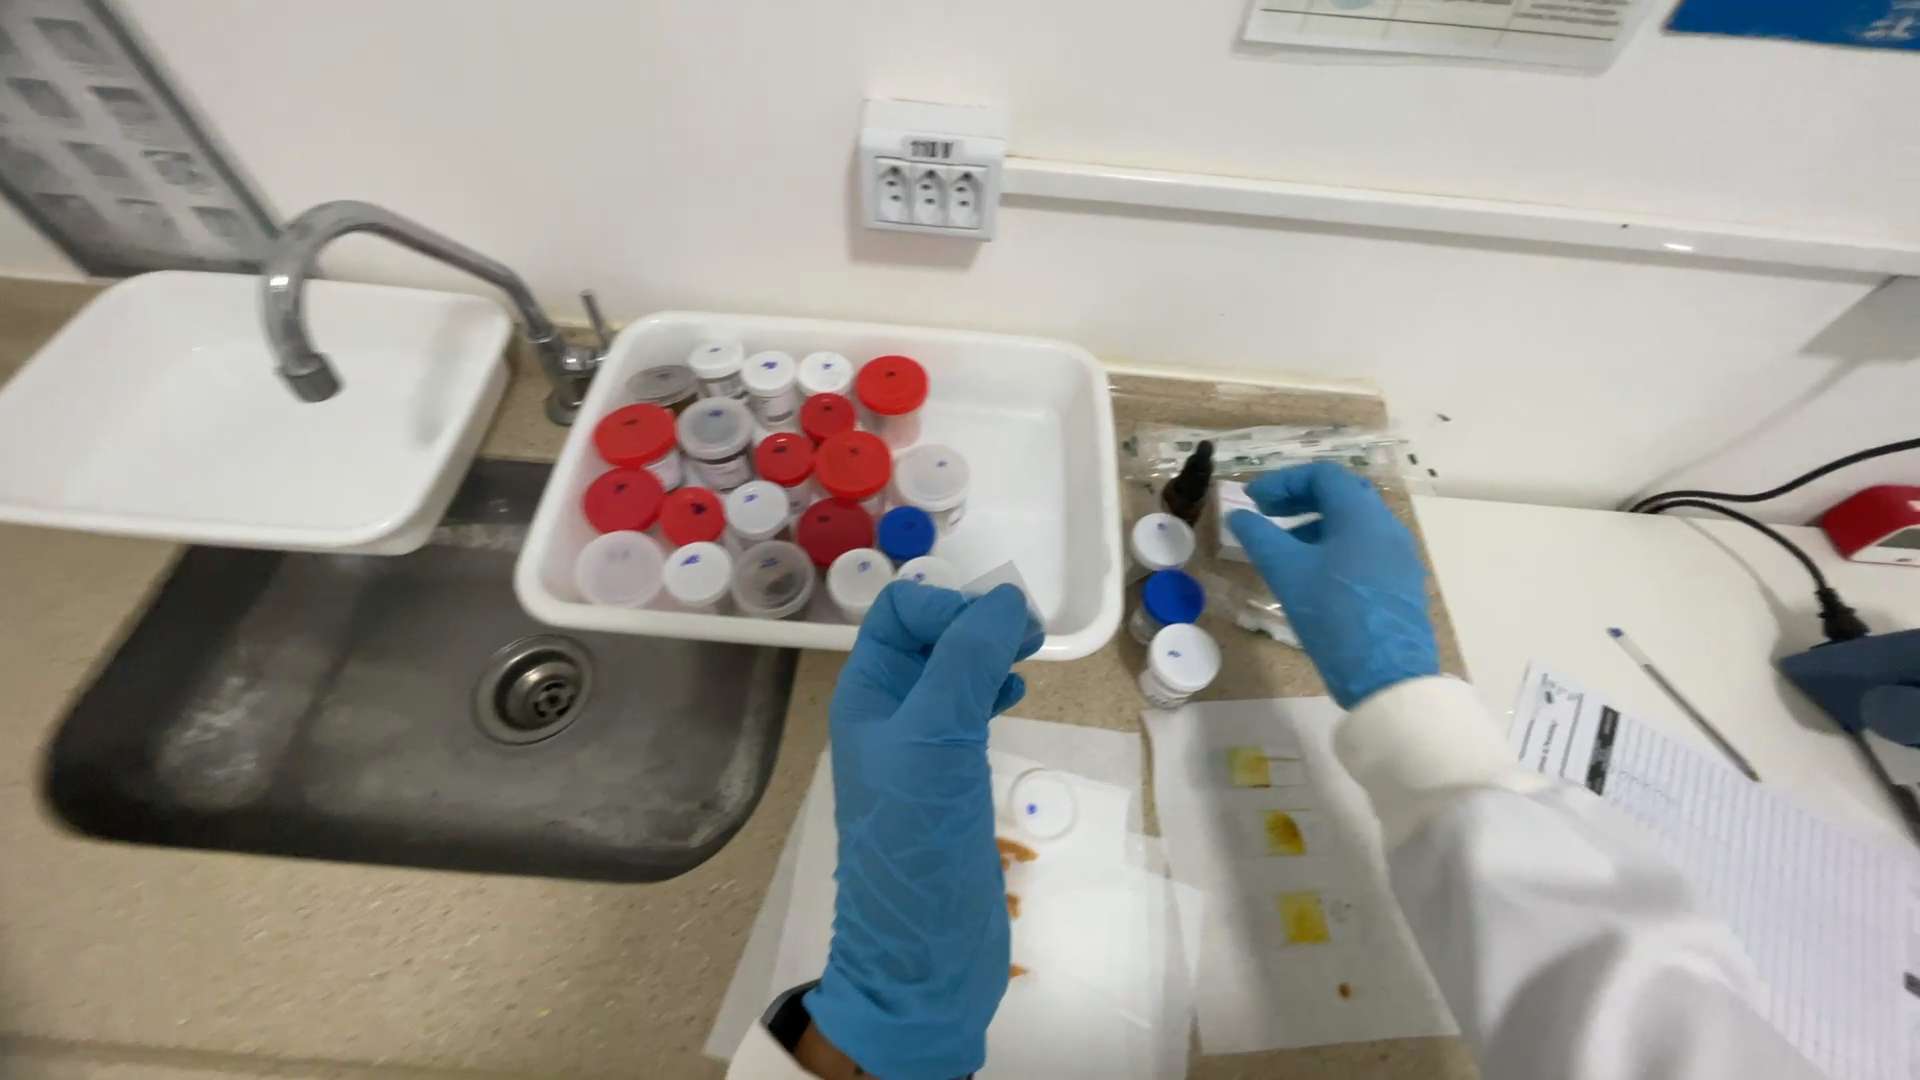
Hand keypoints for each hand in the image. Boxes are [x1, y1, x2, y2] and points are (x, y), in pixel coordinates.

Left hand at [805, 582, 1040, 1078]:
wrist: (923, 956)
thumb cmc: (916, 840)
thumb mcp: (935, 738)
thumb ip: (965, 662)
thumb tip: (1003, 601)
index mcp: (868, 694)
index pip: (900, 613)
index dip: (947, 607)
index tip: (995, 630)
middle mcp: (890, 711)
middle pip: (930, 634)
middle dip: (974, 622)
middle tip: (1026, 635)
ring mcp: (921, 744)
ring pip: (954, 670)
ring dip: (988, 652)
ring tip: (1025, 656)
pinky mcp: (951, 774)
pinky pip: (970, 709)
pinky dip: (993, 689)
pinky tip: (1013, 694)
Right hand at [1228, 462, 1437, 707]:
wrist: (1385, 675)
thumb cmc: (1333, 614)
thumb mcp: (1286, 571)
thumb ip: (1259, 536)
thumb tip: (1238, 516)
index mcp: (1362, 516)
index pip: (1323, 475)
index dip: (1283, 481)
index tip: (1253, 500)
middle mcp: (1386, 527)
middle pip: (1341, 494)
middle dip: (1299, 497)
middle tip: (1266, 513)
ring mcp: (1397, 556)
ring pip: (1352, 523)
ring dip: (1313, 522)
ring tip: (1282, 544)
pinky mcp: (1398, 582)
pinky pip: (1363, 547)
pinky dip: (1331, 545)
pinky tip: (1309, 572)